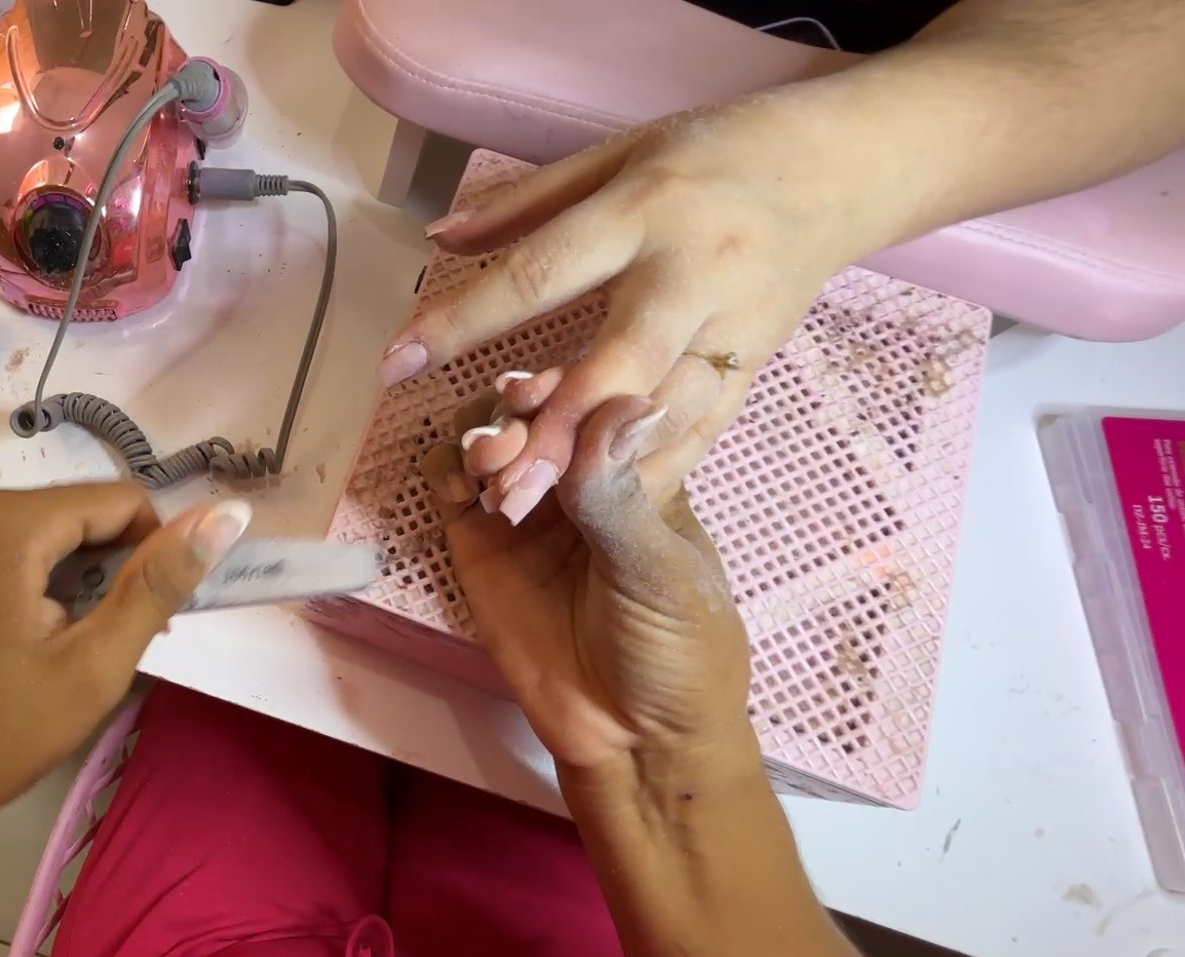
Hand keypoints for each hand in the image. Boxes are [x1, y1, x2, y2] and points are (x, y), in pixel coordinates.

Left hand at [0, 484, 250, 842]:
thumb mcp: (96, 665)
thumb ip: (159, 582)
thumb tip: (225, 517)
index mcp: (0, 524)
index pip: (117, 500)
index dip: (150, 550)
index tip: (146, 614)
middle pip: (71, 510)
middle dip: (106, 564)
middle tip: (105, 638)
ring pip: (35, 525)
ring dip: (68, 571)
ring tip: (65, 640)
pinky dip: (25, 572)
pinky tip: (22, 629)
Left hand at [386, 94, 907, 521]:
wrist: (847, 164)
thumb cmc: (711, 155)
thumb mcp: (613, 155)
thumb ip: (521, 205)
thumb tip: (435, 238)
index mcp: (642, 211)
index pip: (536, 275)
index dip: (463, 323)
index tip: (396, 365)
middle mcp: (690, 274)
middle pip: (614, 362)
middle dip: (549, 429)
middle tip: (488, 485)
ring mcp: (732, 328)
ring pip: (664, 410)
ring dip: (599, 467)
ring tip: (528, 513)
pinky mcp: (755, 367)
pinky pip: (700, 431)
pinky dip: (649, 473)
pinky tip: (598, 513)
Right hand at [421, 394, 751, 774]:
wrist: (625, 734)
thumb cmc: (674, 651)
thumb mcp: (659, 571)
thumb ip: (620, 494)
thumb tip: (621, 401)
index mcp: (635, 474)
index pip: (599, 401)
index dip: (575, 381)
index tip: (555, 388)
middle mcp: (573, 481)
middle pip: (535, 410)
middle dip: (520, 405)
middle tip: (513, 425)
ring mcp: (521, 510)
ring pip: (487, 437)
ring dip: (480, 431)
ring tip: (487, 461)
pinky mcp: (476, 543)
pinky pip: (449, 487)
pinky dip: (444, 469)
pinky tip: (458, 485)